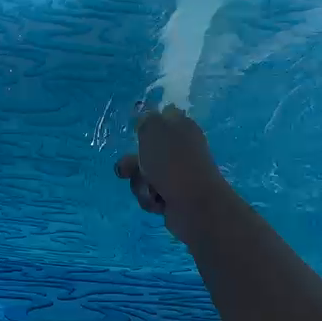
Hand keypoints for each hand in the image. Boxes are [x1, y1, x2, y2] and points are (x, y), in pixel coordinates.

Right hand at [115, 106, 232, 239]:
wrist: (194, 205)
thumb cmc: (172, 162)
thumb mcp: (153, 129)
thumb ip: (146, 120)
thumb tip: (146, 120)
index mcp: (181, 127)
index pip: (164, 115)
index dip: (148, 123)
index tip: (137, 132)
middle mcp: (181, 149)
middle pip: (146, 150)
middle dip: (133, 163)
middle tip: (127, 170)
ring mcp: (177, 174)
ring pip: (143, 174)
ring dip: (140, 183)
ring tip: (149, 190)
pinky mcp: (173, 197)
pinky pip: (150, 194)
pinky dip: (150, 199)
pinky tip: (158, 202)